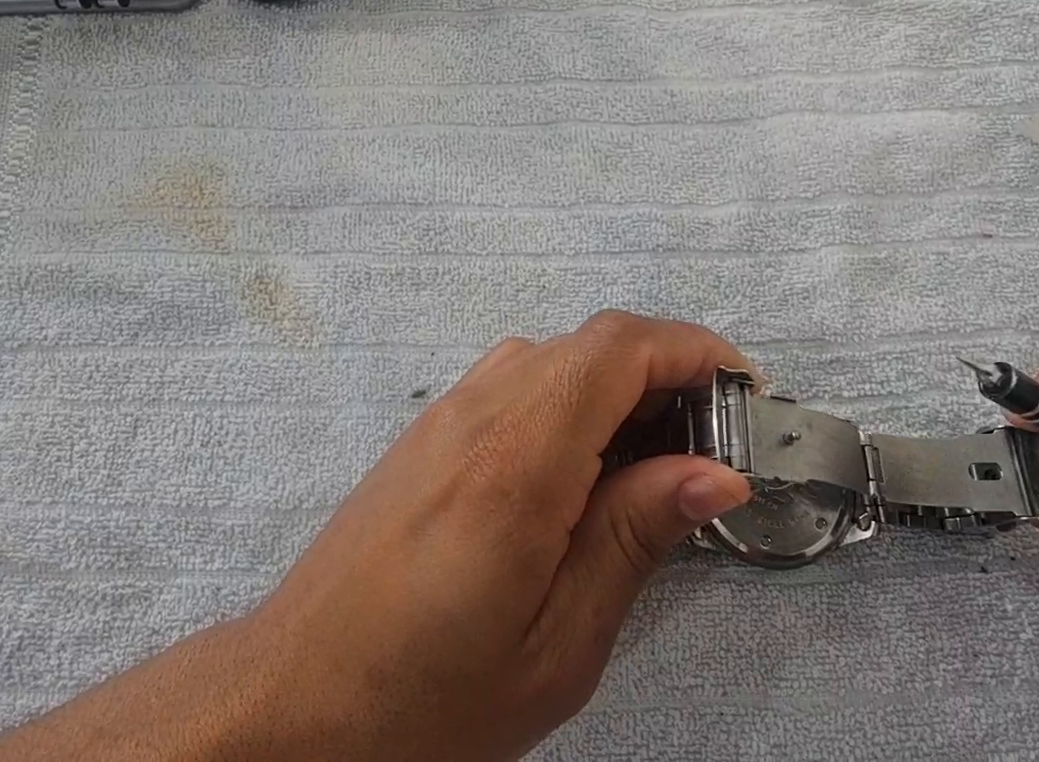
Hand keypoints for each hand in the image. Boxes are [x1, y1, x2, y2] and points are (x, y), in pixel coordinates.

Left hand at [0, 311, 753, 761]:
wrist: (294, 696)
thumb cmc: (428, 695)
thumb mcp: (557, 643)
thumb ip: (634, 538)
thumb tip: (715, 473)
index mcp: (516, 461)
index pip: (615, 350)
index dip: (691, 350)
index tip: (744, 391)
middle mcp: (477, 413)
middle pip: (590, 343)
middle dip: (666, 371)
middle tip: (709, 445)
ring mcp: (445, 415)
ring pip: (554, 358)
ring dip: (617, 385)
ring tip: (654, 463)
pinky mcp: (428, 432)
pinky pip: (516, 382)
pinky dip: (570, 399)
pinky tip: (582, 469)